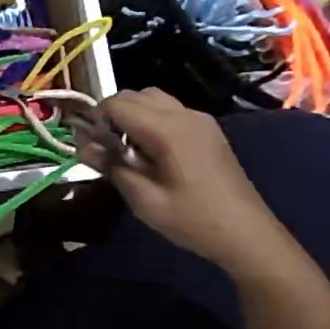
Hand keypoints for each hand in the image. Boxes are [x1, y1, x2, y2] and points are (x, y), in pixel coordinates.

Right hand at [80, 89, 291, 275]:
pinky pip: (171, 111)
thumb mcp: (144, 200)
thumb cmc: (192, 220)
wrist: (246, 233)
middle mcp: (185, 114)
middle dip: (114, 114)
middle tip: (105, 149)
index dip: (96, 118)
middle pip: (137, 95)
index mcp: (168, 129)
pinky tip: (152, 153)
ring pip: (154, 99)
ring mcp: (200, 120)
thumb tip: (83, 145)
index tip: (87, 143)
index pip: (119, 104)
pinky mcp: (208, 130)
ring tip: (128, 151)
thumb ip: (112, 167)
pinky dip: (152, 120)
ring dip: (134, 115)